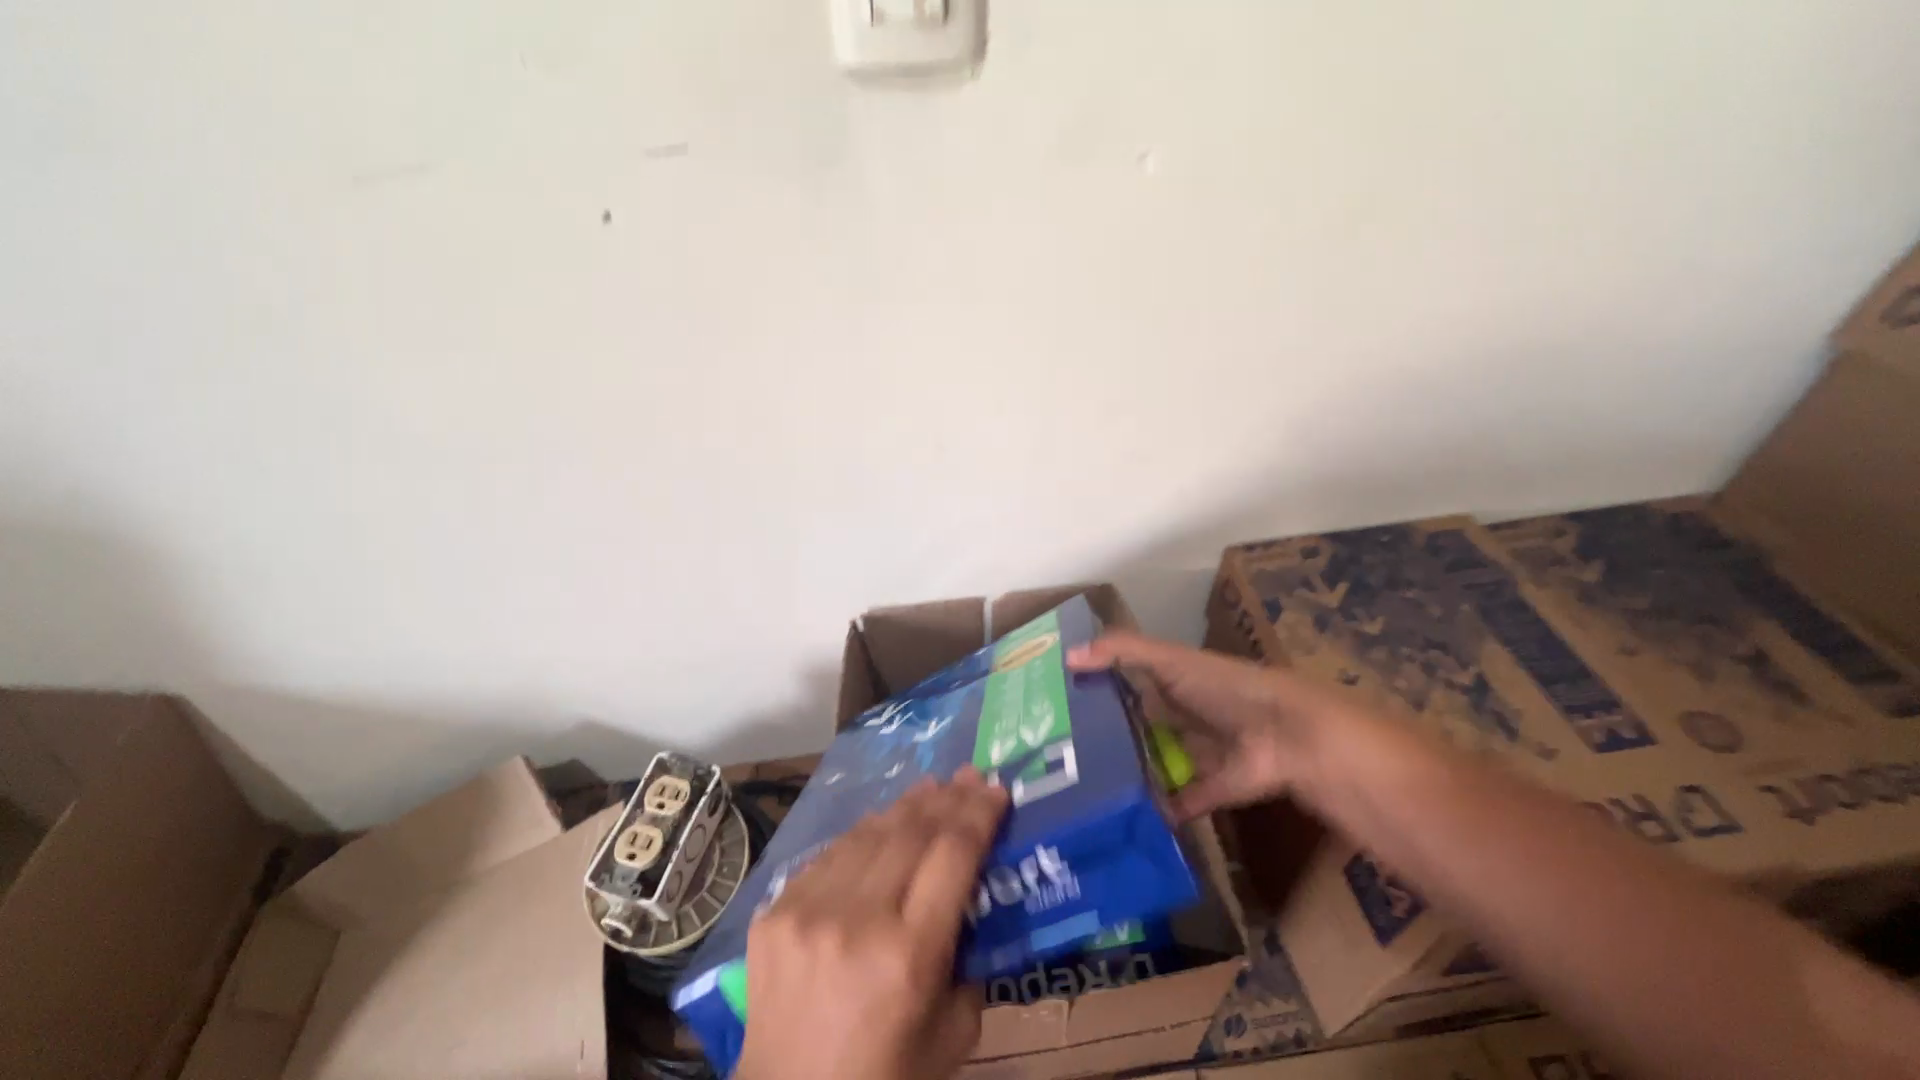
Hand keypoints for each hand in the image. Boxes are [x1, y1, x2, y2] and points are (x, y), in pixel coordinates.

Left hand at [734, 770, 1009, 1079]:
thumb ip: (968, 962)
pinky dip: (863, 836)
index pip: (952, 855)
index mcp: (908, 954)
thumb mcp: (953, 1034)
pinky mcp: (774, 912)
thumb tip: (970, 903)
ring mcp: (807, 910)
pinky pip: (829, 856)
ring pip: (867, 833)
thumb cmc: (886, 1076)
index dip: (978, 815)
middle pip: (911, 831)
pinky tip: (882, 826)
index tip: (997, 791)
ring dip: (906, 806)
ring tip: (933, 788)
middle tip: (970, 777)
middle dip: (947, 798)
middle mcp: (856, 919)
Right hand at [1067, 633, 1360, 819]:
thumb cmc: (1223, 688)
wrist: (1283, 735)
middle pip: (1138, 726)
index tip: (1053, 703)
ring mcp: (1197, 754)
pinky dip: (1158, 811)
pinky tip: (1120, 819)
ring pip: (1154, 764)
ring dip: (1127, 774)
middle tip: (1055, 753)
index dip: (1094, 688)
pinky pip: (1178, 802)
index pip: (1126, 681)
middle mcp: (1182, 716)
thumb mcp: (1168, 660)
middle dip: (1105, 736)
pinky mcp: (1210, 789)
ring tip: (1079, 790)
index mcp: (1173, 680)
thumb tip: (1066, 655)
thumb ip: (1120, 651)